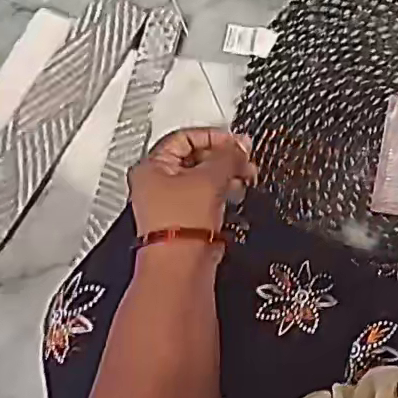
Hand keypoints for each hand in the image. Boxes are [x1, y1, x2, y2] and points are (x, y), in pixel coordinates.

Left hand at [128, 128, 258, 235]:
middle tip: (243, 159)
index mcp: (152, 166)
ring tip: (244, 176)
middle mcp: (157, 182)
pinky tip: (236, 192)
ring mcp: (172, 201)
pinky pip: (207, 195)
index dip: (214, 137)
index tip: (236, 142)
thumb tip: (240, 145)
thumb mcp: (210, 176)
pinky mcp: (186, 217)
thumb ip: (229, 155)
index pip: (186, 137)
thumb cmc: (181, 222)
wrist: (182, 261)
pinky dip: (223, 190)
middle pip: (196, 157)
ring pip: (204, 177)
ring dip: (227, 174)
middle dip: (224, 157)